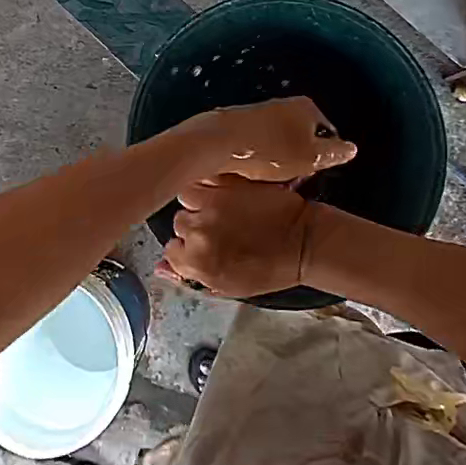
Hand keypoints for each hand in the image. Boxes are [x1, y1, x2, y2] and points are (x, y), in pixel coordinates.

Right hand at [162, 175, 313, 297]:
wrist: (303, 242)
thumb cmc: (272, 269)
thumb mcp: (229, 286)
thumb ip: (192, 276)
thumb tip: (162, 267)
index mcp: (198, 262)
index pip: (172, 250)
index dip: (187, 249)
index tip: (202, 247)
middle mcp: (200, 231)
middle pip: (179, 222)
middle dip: (194, 224)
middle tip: (217, 228)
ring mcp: (212, 203)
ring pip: (187, 196)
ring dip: (199, 201)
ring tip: (219, 206)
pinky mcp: (227, 183)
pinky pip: (204, 177)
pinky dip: (209, 182)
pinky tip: (224, 190)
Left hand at [174, 97, 356, 181]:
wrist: (218, 143)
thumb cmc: (270, 151)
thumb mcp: (310, 158)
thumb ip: (334, 153)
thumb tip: (351, 148)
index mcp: (306, 107)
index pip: (327, 134)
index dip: (323, 157)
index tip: (311, 174)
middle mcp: (284, 104)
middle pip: (301, 137)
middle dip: (298, 160)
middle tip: (290, 181)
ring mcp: (260, 112)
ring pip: (278, 141)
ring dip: (277, 161)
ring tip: (269, 181)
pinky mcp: (238, 123)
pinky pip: (257, 143)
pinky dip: (257, 157)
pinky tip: (250, 173)